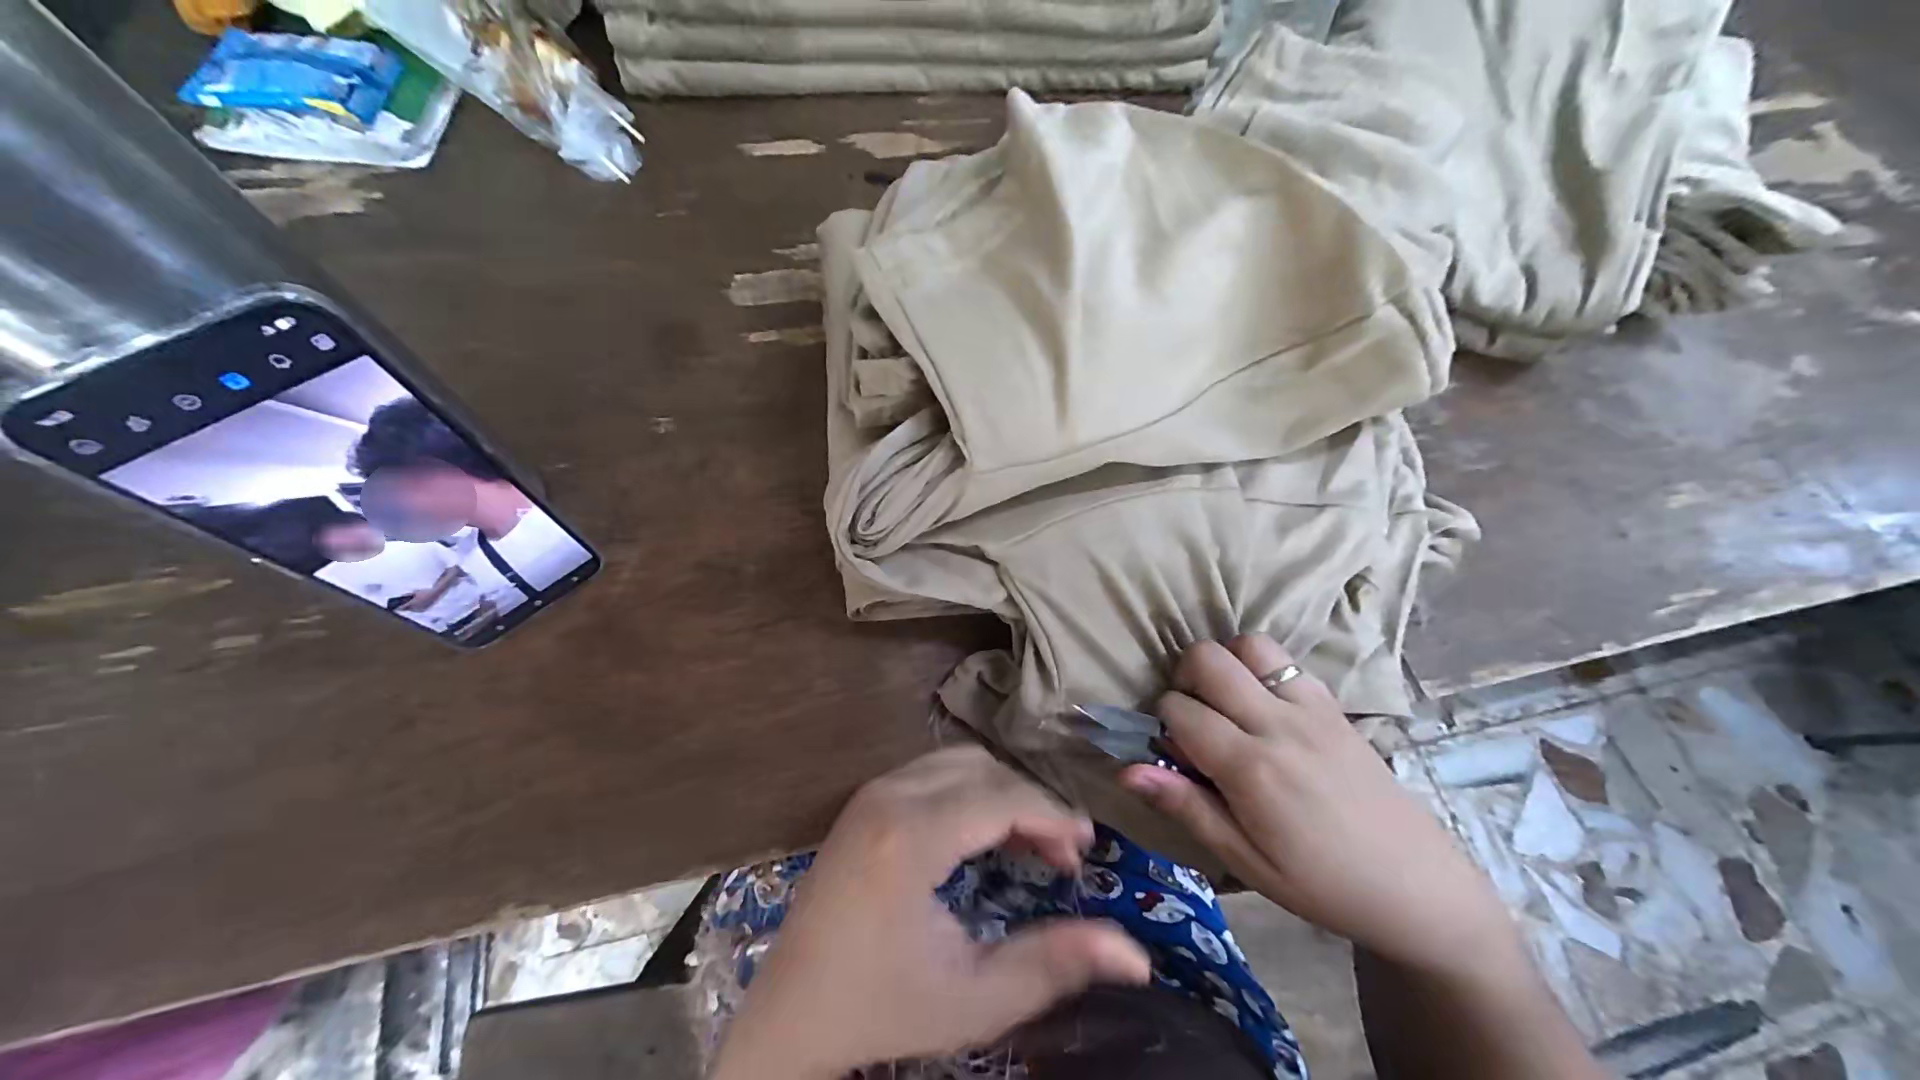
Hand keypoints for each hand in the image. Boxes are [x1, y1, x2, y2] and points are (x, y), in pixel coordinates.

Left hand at [710, 747, 1150, 1079]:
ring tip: (1033, 844)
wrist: (791, 1011)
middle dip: (1032, 802)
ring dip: (1002, 792)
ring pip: (958, 762)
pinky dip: (970, 790)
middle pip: (983, 769)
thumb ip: (1054, 966)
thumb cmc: (882, 1006)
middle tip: (1064, 853)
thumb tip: (1136, 954)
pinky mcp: (864, 801)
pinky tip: (986, 833)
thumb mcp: (974, 999)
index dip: (1054, 815)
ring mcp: (870, 793)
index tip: (1089, 847)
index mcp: (910, 837)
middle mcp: (888, 797)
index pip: (1002, 797)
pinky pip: (932, 772)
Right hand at [1120, 635, 1523, 978]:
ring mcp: (1311, 708)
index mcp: (1251, 767)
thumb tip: (1126, 769)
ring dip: (1225, 665)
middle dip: (1184, 680)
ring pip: (1248, 644)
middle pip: (1206, 658)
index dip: (1163, 724)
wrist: (1419, 886)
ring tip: (1226, 705)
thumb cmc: (1321, 883)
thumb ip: (1186, 806)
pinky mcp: (1334, 706)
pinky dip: (1261, 670)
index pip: (1179, 710)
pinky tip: (1264, 708)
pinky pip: (1287, 662)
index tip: (1175, 753)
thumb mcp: (1246, 860)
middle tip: (1193, 720)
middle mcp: (1278, 724)